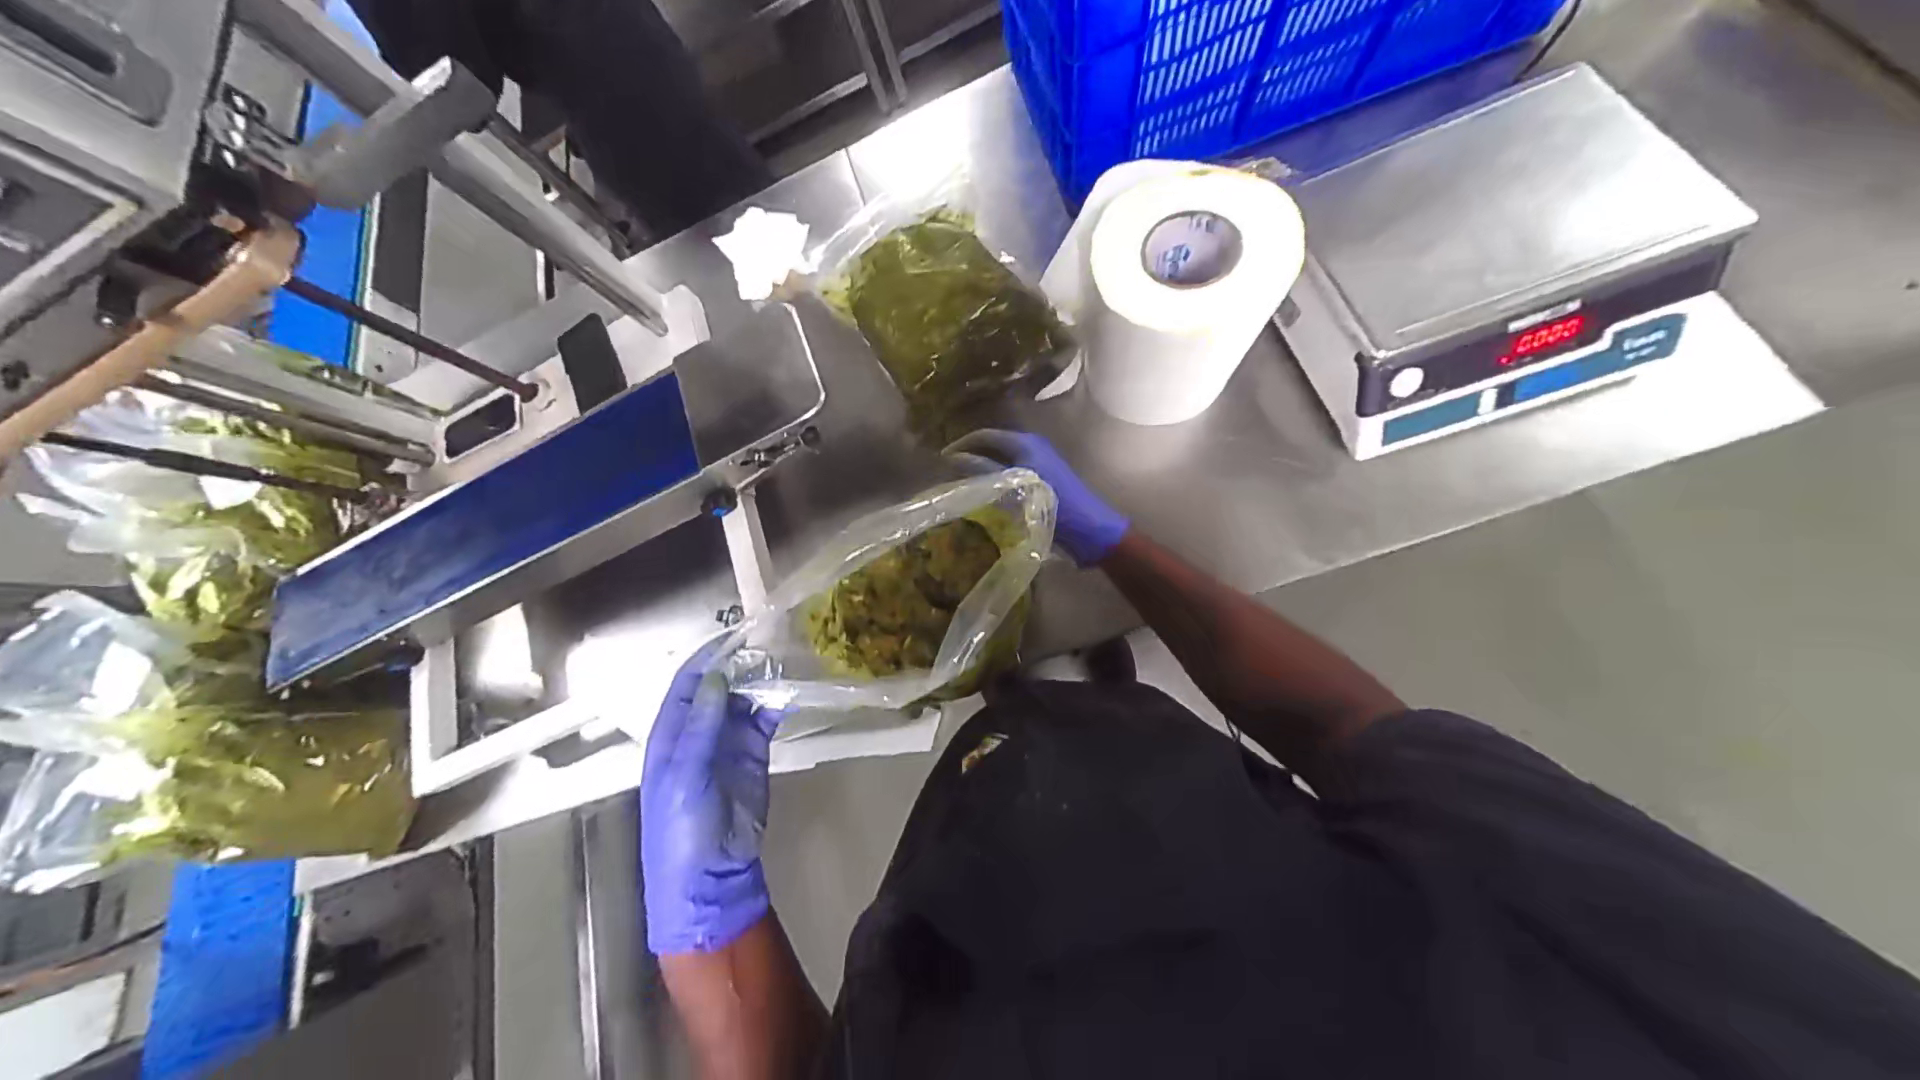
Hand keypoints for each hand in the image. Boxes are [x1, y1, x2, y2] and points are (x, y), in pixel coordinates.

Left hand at [640, 638, 784, 954]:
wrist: (711, 878)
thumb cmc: (682, 829)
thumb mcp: (685, 777)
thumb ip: (702, 727)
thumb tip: (716, 677)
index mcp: (671, 734)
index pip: (689, 683)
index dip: (709, 658)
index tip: (737, 635)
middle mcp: (700, 731)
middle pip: (720, 686)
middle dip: (740, 664)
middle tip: (770, 642)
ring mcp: (728, 742)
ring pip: (744, 699)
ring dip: (761, 680)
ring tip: (785, 659)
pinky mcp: (754, 754)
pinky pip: (764, 720)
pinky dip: (777, 704)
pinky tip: (791, 690)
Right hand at [945, 429, 1128, 565]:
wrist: (1090, 530)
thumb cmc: (1053, 505)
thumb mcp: (1014, 487)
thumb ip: (984, 470)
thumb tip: (953, 459)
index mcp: (1025, 442)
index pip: (984, 436)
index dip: (961, 445)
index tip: (939, 459)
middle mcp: (1032, 446)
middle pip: (992, 445)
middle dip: (970, 455)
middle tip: (947, 472)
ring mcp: (1039, 461)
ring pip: (1001, 459)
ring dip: (982, 467)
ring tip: (962, 484)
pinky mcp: (1044, 478)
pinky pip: (1012, 471)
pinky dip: (995, 477)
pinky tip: (985, 494)